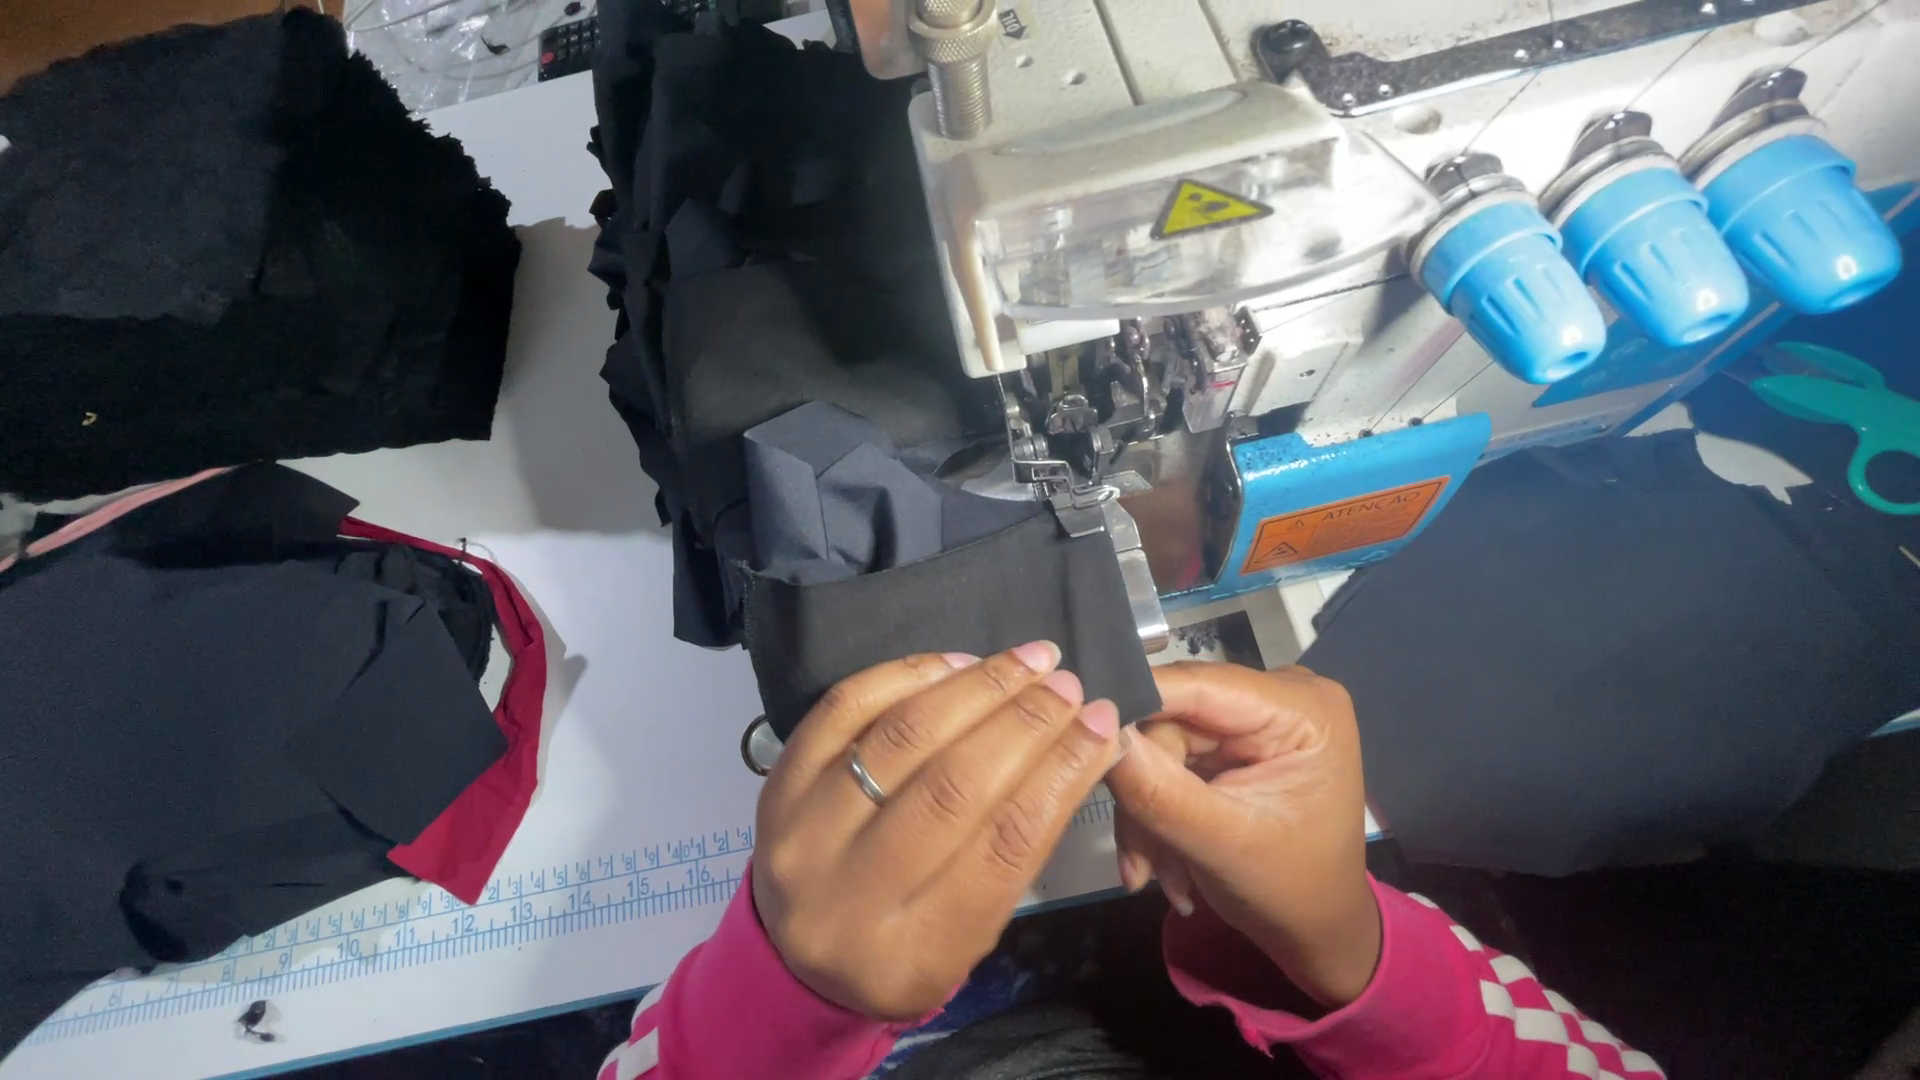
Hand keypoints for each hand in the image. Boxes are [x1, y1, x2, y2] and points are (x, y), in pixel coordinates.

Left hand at [752, 642, 1123, 1021]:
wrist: (794, 957)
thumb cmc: (903, 946)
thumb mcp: (972, 931)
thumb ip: (1021, 843)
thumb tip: (1082, 740)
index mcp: (916, 949)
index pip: (1005, 844)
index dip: (1062, 772)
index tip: (1100, 722)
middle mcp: (851, 891)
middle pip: (954, 785)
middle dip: (1024, 723)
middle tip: (1066, 684)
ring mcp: (804, 830)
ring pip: (903, 736)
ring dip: (976, 687)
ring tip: (1028, 662)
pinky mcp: (778, 781)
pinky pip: (845, 706)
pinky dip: (908, 674)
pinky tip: (957, 662)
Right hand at [1104, 662, 1379, 1007]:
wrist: (1315, 934)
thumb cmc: (1290, 892)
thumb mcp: (1221, 845)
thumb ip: (1157, 788)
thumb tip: (1098, 729)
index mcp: (1300, 708)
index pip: (1197, 684)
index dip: (1135, 702)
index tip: (1079, 732)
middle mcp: (1278, 696)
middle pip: (1172, 717)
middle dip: (1146, 786)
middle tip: (1136, 857)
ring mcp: (1252, 718)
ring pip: (1162, 741)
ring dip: (1148, 808)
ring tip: (1152, 871)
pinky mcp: (1230, 739)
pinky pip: (1170, 757)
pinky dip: (1158, 806)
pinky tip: (1164, 859)